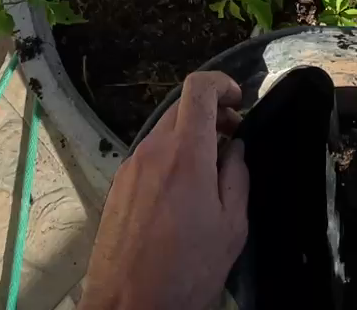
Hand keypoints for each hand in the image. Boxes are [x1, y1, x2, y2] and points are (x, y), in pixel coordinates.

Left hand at [80, 71, 248, 309]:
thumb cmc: (187, 272)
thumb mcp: (231, 226)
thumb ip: (237, 176)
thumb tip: (234, 147)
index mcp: (185, 153)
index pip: (198, 88)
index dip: (221, 83)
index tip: (238, 102)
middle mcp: (153, 150)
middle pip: (182, 106)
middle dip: (211, 113)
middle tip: (232, 138)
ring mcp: (131, 166)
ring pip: (165, 130)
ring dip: (190, 135)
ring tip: (209, 169)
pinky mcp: (118, 186)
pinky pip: (149, 154)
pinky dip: (170, 155)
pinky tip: (181, 191)